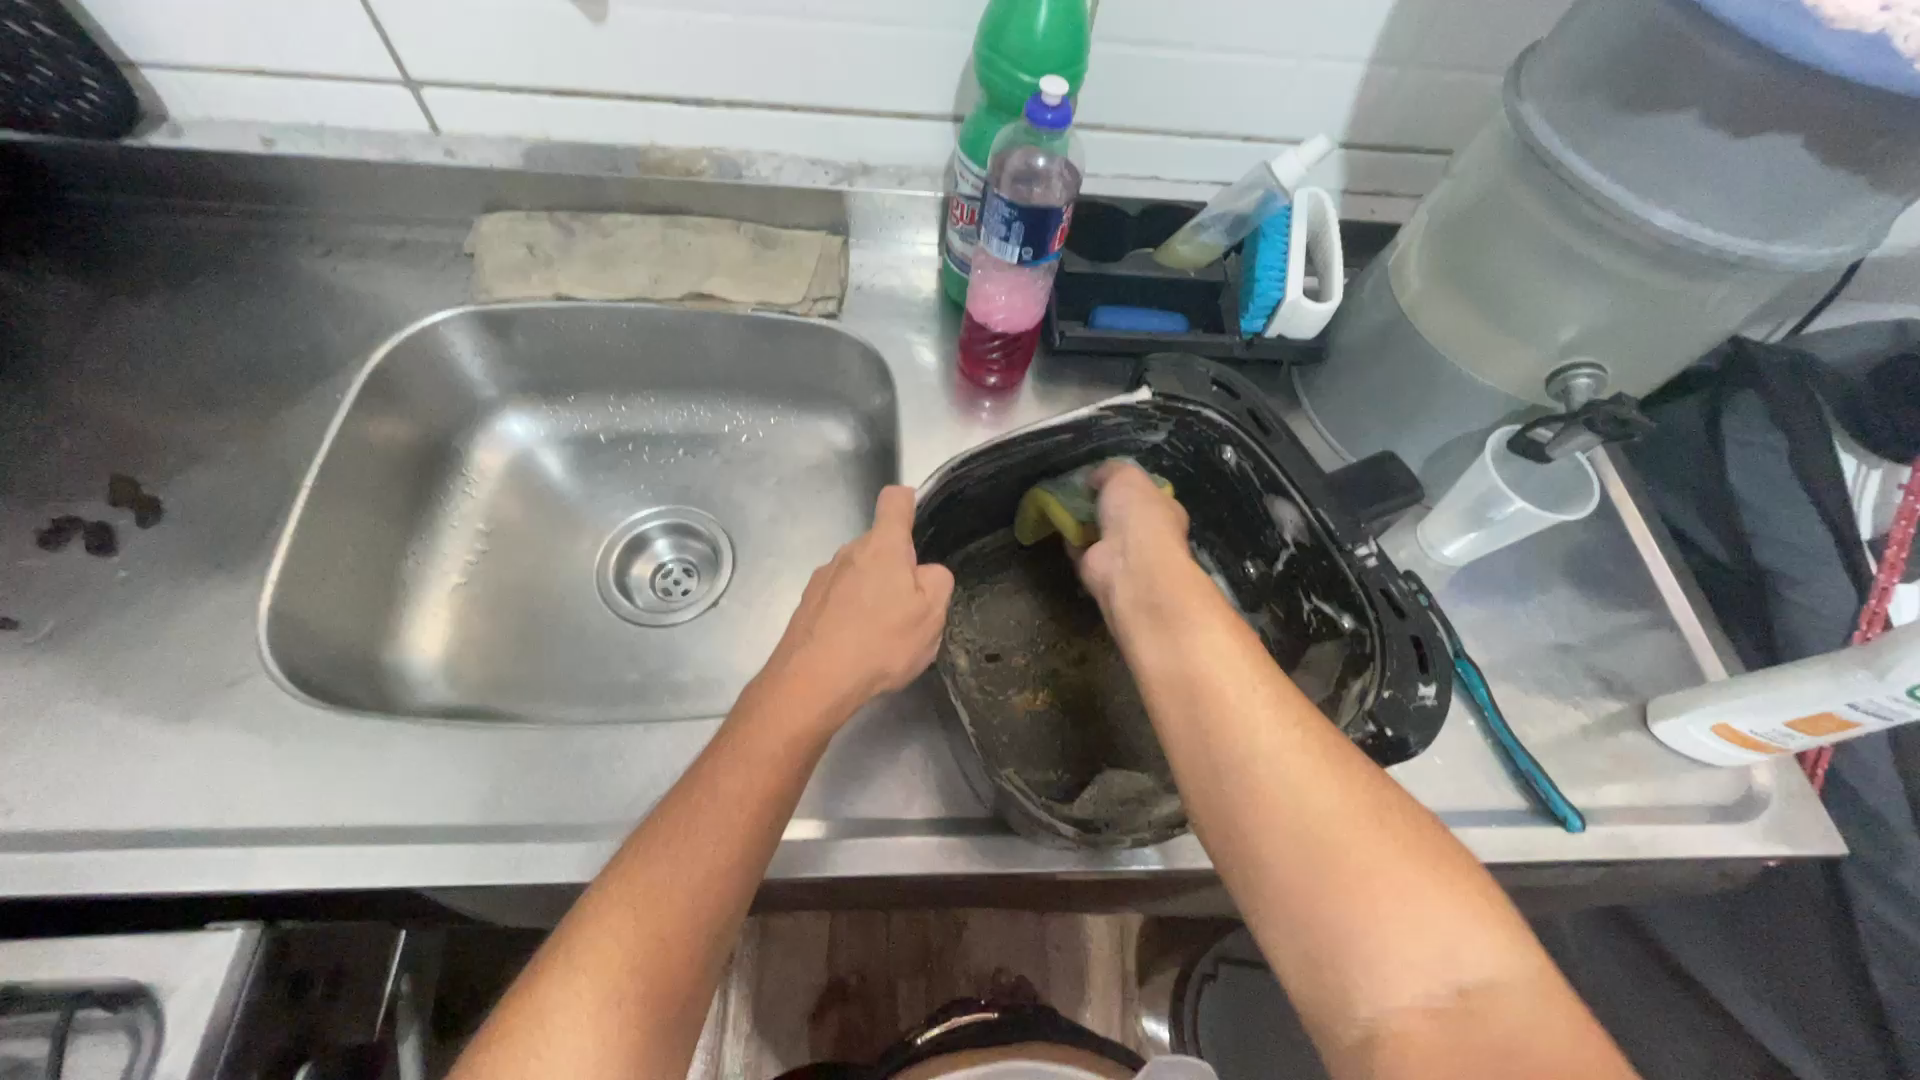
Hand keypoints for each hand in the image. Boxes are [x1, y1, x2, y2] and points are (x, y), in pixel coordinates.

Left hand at [751, 486, 954, 729]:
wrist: (812, 681)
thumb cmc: (880, 642)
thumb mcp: (932, 615)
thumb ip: (937, 582)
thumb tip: (925, 572)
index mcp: (883, 546)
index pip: (895, 501)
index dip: (909, 503)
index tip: (917, 521)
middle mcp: (848, 552)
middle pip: (879, 546)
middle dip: (896, 569)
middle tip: (909, 610)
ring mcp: (823, 578)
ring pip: (858, 575)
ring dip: (872, 595)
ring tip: (881, 637)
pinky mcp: (807, 605)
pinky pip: (839, 600)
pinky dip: (851, 616)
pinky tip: (856, 648)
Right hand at [1075, 460, 1198, 613]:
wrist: (1127, 562)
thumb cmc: (1137, 512)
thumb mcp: (1126, 475)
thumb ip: (1110, 470)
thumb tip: (1094, 477)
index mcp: (1164, 508)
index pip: (1146, 493)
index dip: (1125, 483)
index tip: (1102, 476)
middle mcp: (1147, 533)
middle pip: (1120, 513)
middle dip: (1100, 503)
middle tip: (1078, 489)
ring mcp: (1123, 553)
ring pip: (1100, 531)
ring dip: (1083, 520)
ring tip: (1061, 501)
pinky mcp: (1099, 567)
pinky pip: (1082, 548)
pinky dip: (1070, 537)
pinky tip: (1058, 523)